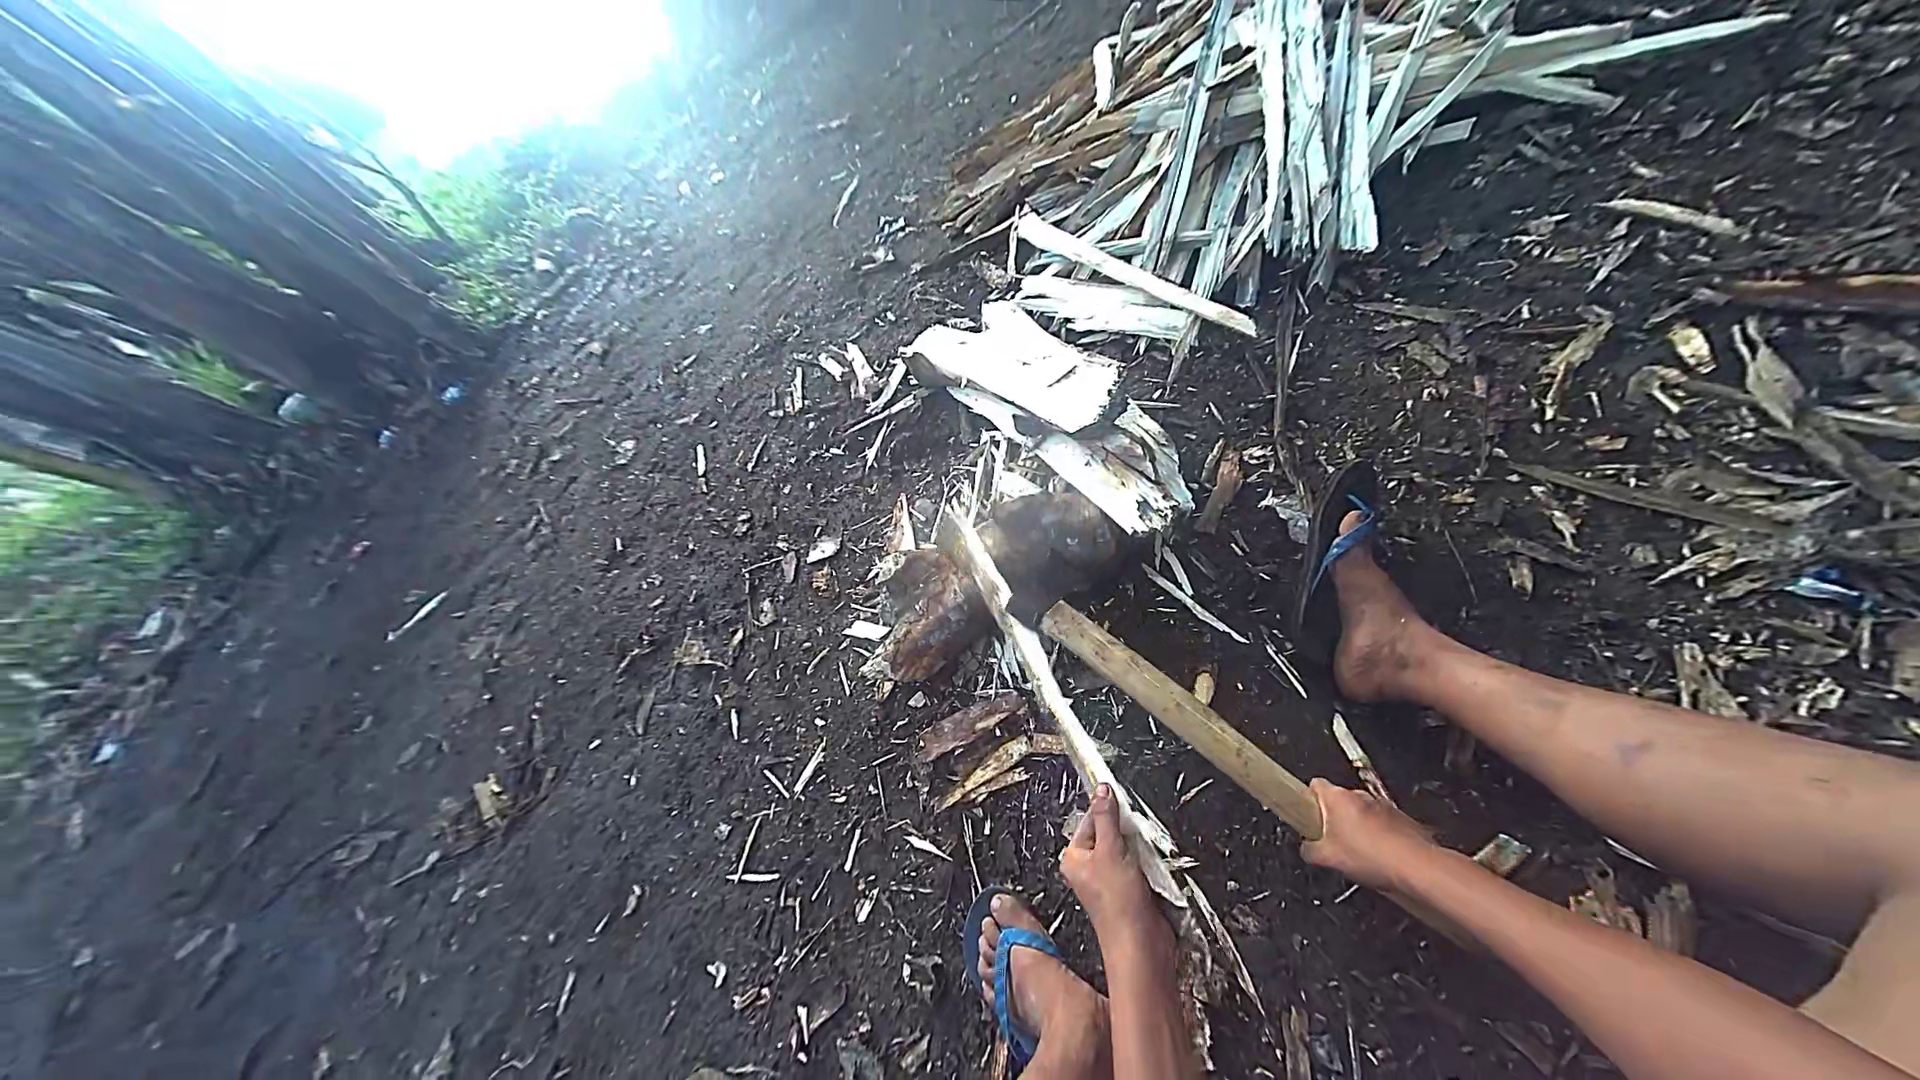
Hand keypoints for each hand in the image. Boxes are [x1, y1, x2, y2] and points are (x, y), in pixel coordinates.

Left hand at [1059, 784, 1160, 942]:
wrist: (1142, 943)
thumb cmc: (1117, 903)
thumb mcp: (1110, 849)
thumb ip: (1107, 817)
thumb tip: (1102, 790)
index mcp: (1074, 857)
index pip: (1089, 820)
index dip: (1106, 811)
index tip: (1121, 802)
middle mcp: (1089, 868)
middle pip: (1109, 834)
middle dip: (1125, 831)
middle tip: (1134, 831)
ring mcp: (1110, 880)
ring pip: (1126, 849)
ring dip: (1138, 847)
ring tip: (1143, 852)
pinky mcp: (1130, 890)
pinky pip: (1139, 864)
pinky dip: (1147, 862)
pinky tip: (1152, 864)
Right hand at [1299, 778, 1438, 891]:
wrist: (1418, 869)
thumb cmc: (1370, 856)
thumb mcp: (1326, 859)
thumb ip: (1309, 850)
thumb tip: (1307, 850)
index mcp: (1337, 797)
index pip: (1315, 784)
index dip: (1310, 798)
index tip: (1309, 814)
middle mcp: (1360, 796)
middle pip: (1340, 801)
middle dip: (1336, 819)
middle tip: (1334, 842)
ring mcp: (1385, 807)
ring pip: (1364, 814)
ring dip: (1360, 829)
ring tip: (1361, 856)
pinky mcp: (1405, 821)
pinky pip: (1385, 826)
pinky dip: (1382, 838)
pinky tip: (1382, 860)